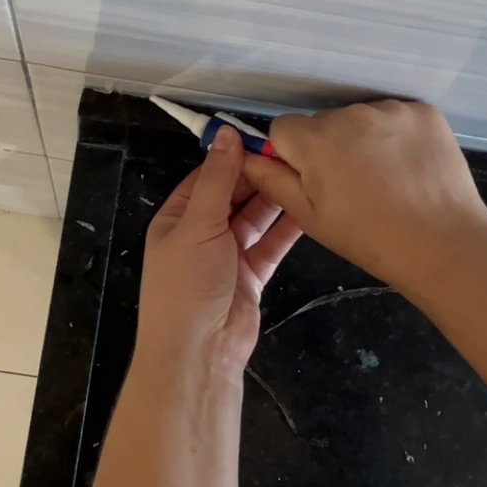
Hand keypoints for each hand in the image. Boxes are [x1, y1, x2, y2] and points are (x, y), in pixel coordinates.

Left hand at [137, 127, 303, 382]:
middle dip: (259, 177)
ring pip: (254, 219)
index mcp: (177, 217)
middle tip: (295, 155)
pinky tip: (308, 209)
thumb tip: (226, 135)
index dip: (234, 157)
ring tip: (306, 175)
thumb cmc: (188, 283)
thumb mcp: (197, 224)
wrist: (198, 351)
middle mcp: (200, 232)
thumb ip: (216, 179)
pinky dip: (286, 229)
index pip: (208, 176)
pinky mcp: (250, 275)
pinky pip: (270, 244)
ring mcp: (226, 255)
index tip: (266, 138)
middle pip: (233, 195)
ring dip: (276, 200)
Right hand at [242, 100, 486, 289]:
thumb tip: (243, 156)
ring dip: (363, 139)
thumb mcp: (309, 216)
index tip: (312, 179)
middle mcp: (350, 114)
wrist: (443, 243)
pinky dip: (397, 136)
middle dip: (328, 145)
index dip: (292, 154)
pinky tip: (408, 166)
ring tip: (384, 177)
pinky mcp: (423, 112)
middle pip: (323, 122)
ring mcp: (390, 110)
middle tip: (351, 184)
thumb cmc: (368, 236)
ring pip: (360, 118)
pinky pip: (396, 116)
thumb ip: (272, 180)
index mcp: (315, 140)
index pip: (284, 128)